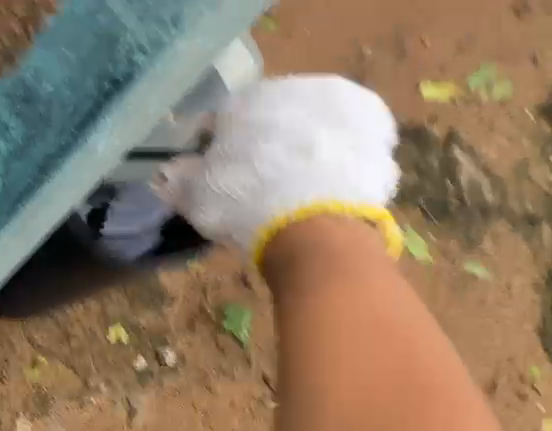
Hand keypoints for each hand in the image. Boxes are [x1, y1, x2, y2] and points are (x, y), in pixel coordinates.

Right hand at [157, 75, 402, 264]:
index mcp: (255, 96)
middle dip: (260, 143)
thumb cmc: (240, 200)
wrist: (314, 223)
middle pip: (273, 117)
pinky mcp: (381, 133)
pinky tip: (314, 195)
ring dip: (297, 151)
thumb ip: (177, 177)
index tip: (204, 173)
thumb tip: (170, 171)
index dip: (211, 146)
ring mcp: (352, 106)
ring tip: (283, 190)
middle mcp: (306, 87)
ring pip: (310, 129)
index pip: (223, 116)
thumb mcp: (190, 195)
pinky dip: (329, 165)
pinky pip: (342, 148)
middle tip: (245, 182)